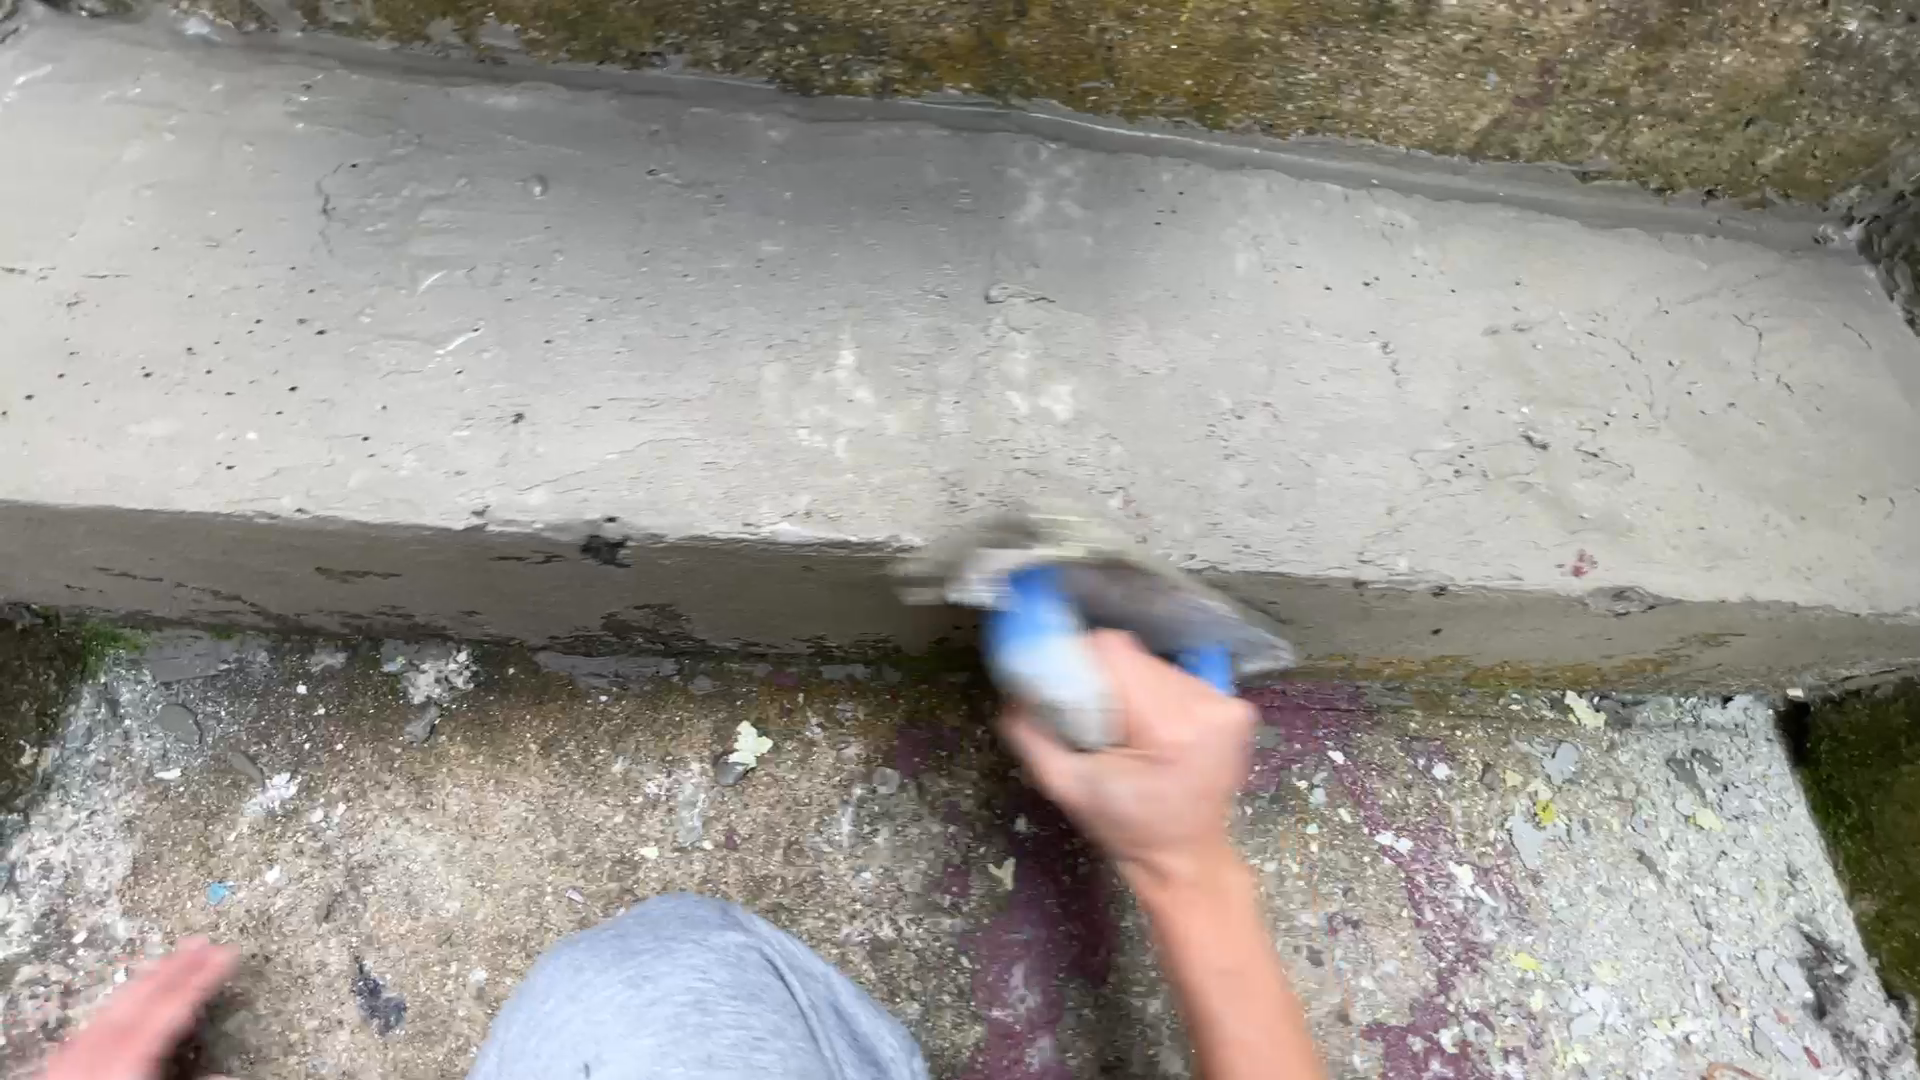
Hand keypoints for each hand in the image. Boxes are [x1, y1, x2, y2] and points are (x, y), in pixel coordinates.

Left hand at [43, 937, 236, 1079]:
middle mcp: (89, 1064)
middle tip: (200, 942)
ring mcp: (63, 1072)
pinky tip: (115, 1010)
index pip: (168, 1012)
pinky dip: (105, 1016)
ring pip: (99, 1020)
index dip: (200, 979)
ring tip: (164, 963)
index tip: (228, 951)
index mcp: (121, 1068)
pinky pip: (78, 1039)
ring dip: (137, 988)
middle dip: (168, 973)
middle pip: (130, 1009)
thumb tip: (226, 1074)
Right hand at [998, 630, 1256, 889]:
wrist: (1185, 860)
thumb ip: (1031, 736)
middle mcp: (1205, 706)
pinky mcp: (1236, 710)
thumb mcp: (1065, 787)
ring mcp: (1226, 706)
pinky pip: (1177, 679)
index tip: (1067, 681)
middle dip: (1105, 674)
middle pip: (1135, 656)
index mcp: (1167, 728)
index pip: (1115, 652)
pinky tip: (1149, 724)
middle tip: (1089, 707)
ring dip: (1130, 682)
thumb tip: (1011, 694)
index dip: (1083, 656)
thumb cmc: (1126, 829)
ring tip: (1119, 719)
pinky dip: (1156, 693)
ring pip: (1155, 664)